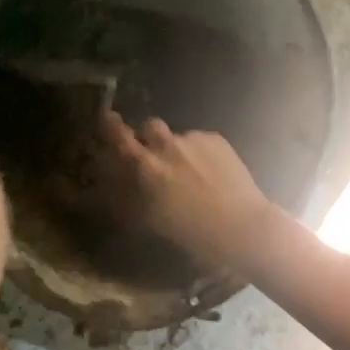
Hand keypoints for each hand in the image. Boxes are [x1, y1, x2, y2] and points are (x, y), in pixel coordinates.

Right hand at [98, 113, 284, 266]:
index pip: (120, 136)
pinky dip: (201, 152)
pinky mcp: (217, 139)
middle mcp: (168, 146)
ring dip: (179, 148)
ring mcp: (194, 139)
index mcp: (148, 167)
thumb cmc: (193, 232)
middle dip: (150, 137)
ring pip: (178, 136)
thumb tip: (123, 180)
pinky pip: (200, 140)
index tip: (107, 117)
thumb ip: (134, 195)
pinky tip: (213, 173)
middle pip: (150, 126)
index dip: (110, 125)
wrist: (242, 225)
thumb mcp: (154, 219)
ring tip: (194, 172)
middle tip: (158, 156)